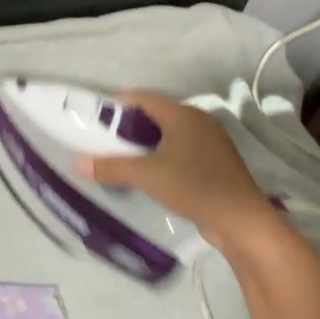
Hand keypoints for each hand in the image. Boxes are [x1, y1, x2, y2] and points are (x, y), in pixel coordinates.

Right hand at [75, 91, 283, 249]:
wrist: (241, 220)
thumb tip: (78, 162)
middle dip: (132, 124)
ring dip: (148, 142)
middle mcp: (199, 121)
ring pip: (171, 134)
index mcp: (183, 115)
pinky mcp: (216, 163)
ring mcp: (211, 143)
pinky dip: (164, 155)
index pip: (145, 98)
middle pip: (159, 114)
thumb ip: (112, 166)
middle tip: (106, 139)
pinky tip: (152, 174)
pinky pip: (183, 150)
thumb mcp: (147, 176)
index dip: (121, 103)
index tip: (98, 115)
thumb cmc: (193, 186)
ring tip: (124, 157)